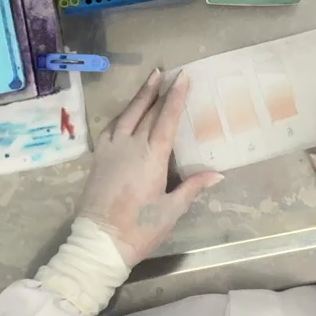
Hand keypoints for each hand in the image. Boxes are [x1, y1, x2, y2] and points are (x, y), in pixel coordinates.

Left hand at [77, 70, 222, 265]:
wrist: (99, 242)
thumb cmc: (139, 229)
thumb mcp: (171, 210)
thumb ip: (192, 187)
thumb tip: (217, 173)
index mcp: (151, 157)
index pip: (166, 119)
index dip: (176, 97)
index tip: (183, 77)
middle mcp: (130, 146)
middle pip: (146, 112)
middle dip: (157, 91)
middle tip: (167, 72)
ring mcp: (110, 150)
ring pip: (126, 115)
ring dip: (139, 97)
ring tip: (150, 81)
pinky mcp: (98, 158)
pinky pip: (111, 127)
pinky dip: (122, 114)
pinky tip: (126, 112)